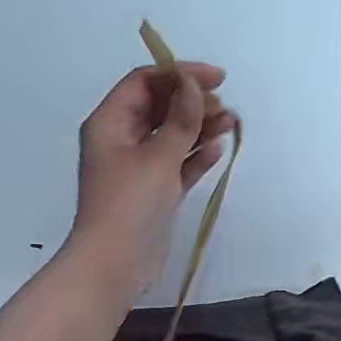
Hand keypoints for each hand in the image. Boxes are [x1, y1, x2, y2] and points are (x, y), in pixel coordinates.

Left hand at [64, 62, 235, 294]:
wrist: (115, 265)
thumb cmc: (130, 205)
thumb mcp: (158, 156)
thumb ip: (180, 119)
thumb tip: (193, 86)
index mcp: (110, 124)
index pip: (143, 84)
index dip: (178, 75)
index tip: (214, 79)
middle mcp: (120, 142)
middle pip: (158, 108)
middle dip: (191, 103)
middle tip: (223, 107)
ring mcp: (137, 170)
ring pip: (170, 138)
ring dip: (198, 128)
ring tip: (230, 124)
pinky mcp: (153, 195)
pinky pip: (176, 166)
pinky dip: (194, 157)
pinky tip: (216, 150)